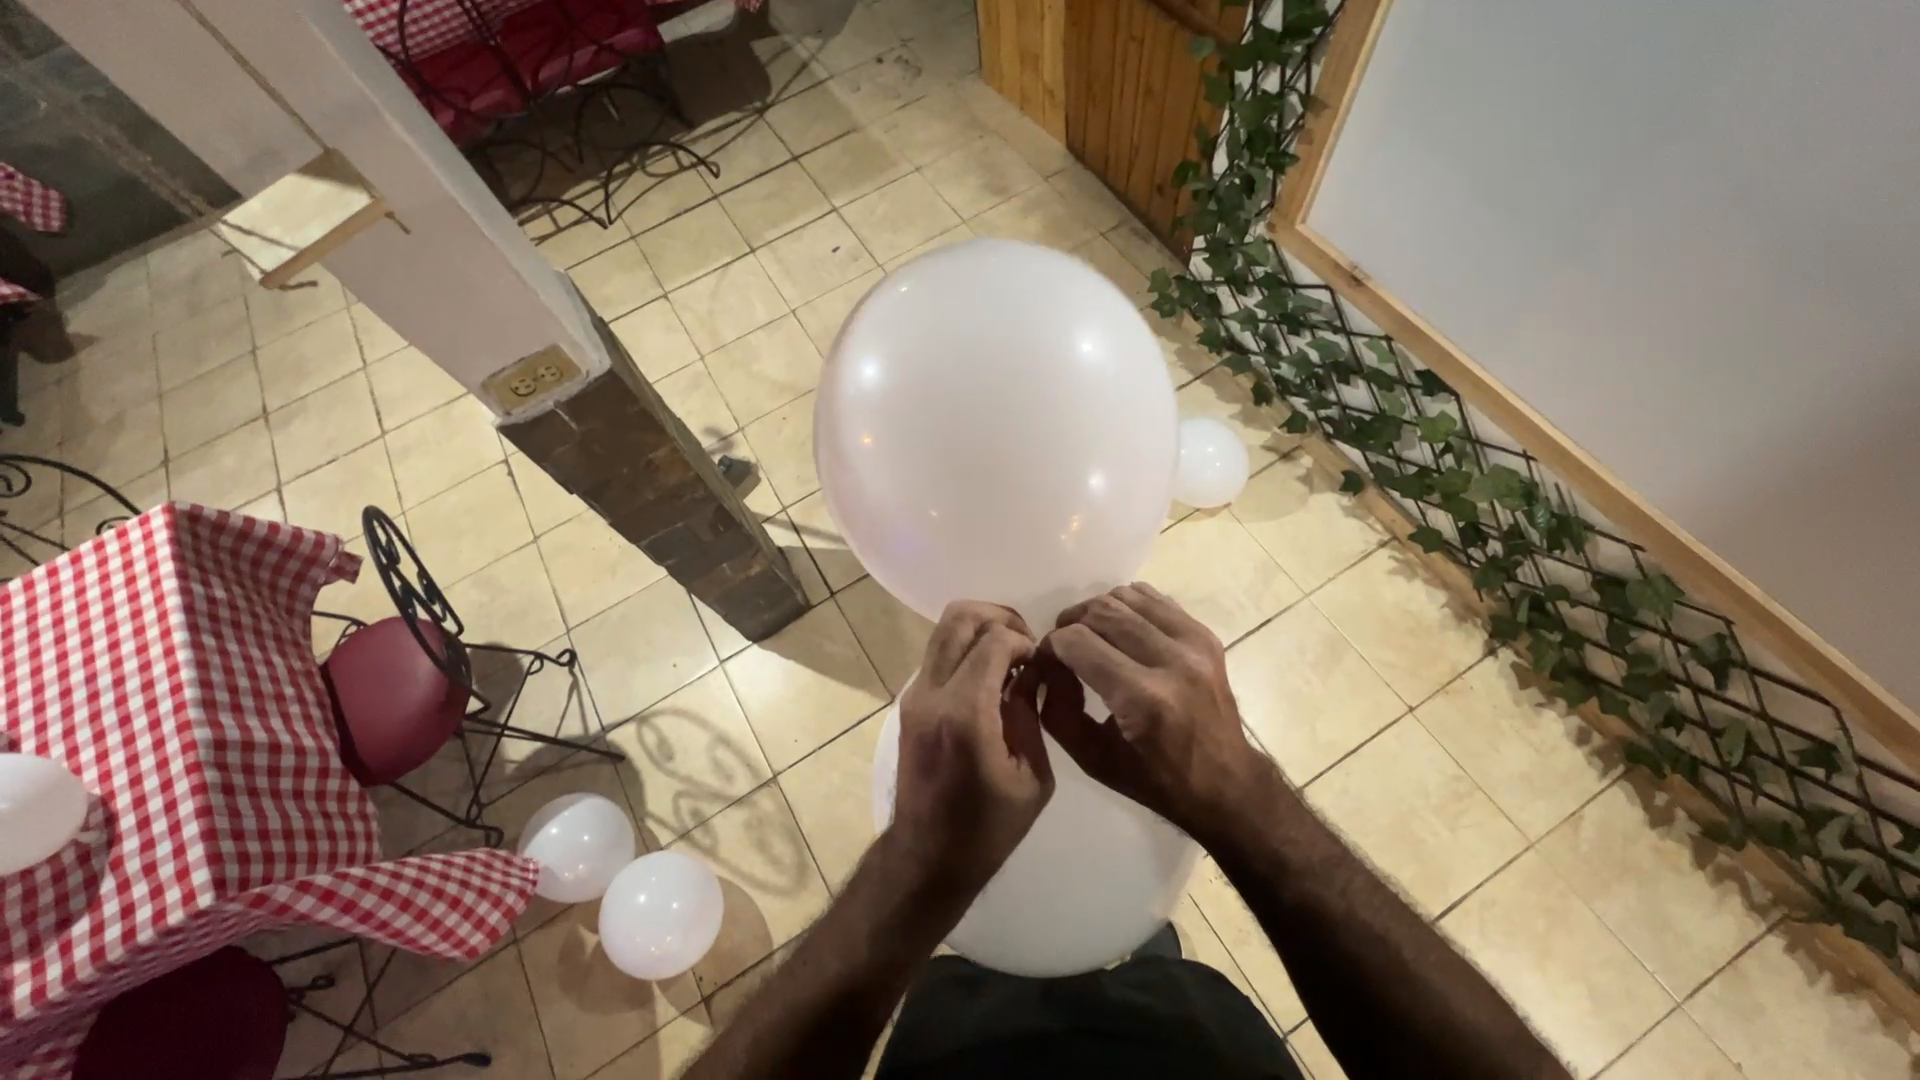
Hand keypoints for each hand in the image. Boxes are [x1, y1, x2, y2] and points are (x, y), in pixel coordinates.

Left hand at [888, 602, 1054, 893]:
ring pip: (943, 630)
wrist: (928, 856)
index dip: (1026, 642)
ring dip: (980, 631)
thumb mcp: (1031, 776)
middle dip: (999, 618)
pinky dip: (966, 650)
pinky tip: (990, 678)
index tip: (1041, 666)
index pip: (996, 639)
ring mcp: (914, 695)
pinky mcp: (909, 703)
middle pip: (960, 617)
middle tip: (1026, 645)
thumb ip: (1030, 713)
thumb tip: (1034, 670)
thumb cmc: (988, 827)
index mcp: (965, 712)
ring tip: (1010, 659)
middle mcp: (932, 693)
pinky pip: (938, 654)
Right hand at [1036, 582, 1271, 841]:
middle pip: (1101, 612)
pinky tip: (1120, 628)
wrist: (1225, 783)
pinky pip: (1155, 599)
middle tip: (1062, 645)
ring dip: (1097, 610)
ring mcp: (1194, 644)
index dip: (1051, 645)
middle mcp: (1171, 662)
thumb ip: (1057, 710)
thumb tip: (1044, 666)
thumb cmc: (1154, 779)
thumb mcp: (1092, 758)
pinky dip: (1128, 605)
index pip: (1077, 642)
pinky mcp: (1205, 636)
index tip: (1046, 660)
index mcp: (1142, 699)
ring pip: (1127, 597)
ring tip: (1090, 634)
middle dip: (1070, 623)